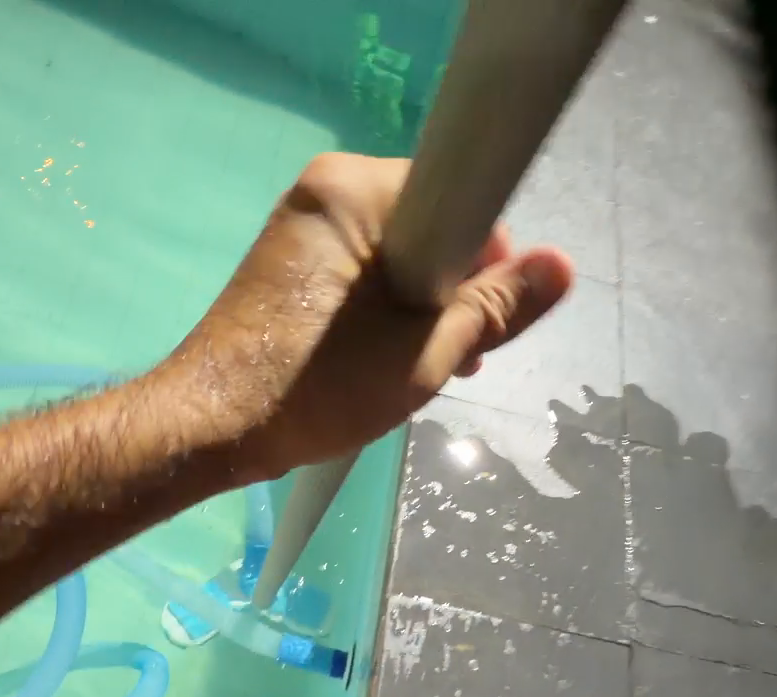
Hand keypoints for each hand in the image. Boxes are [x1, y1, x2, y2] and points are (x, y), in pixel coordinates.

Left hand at [160, 153, 573, 477]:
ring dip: (422, 314)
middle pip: (428, 231)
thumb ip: (495, 306)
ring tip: (421, 372)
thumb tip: (563, 267)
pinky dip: (385, 316)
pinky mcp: (290, 270)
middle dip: (453, 296)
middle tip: (457, 360)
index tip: (486, 319)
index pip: (458, 199)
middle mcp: (326, 193)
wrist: (213, 427)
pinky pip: (363, 278)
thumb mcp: (424, 351)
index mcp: (355, 188)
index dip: (487, 263)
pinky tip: (386, 364)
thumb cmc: (321, 386)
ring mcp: (303, 232)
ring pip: (397, 260)